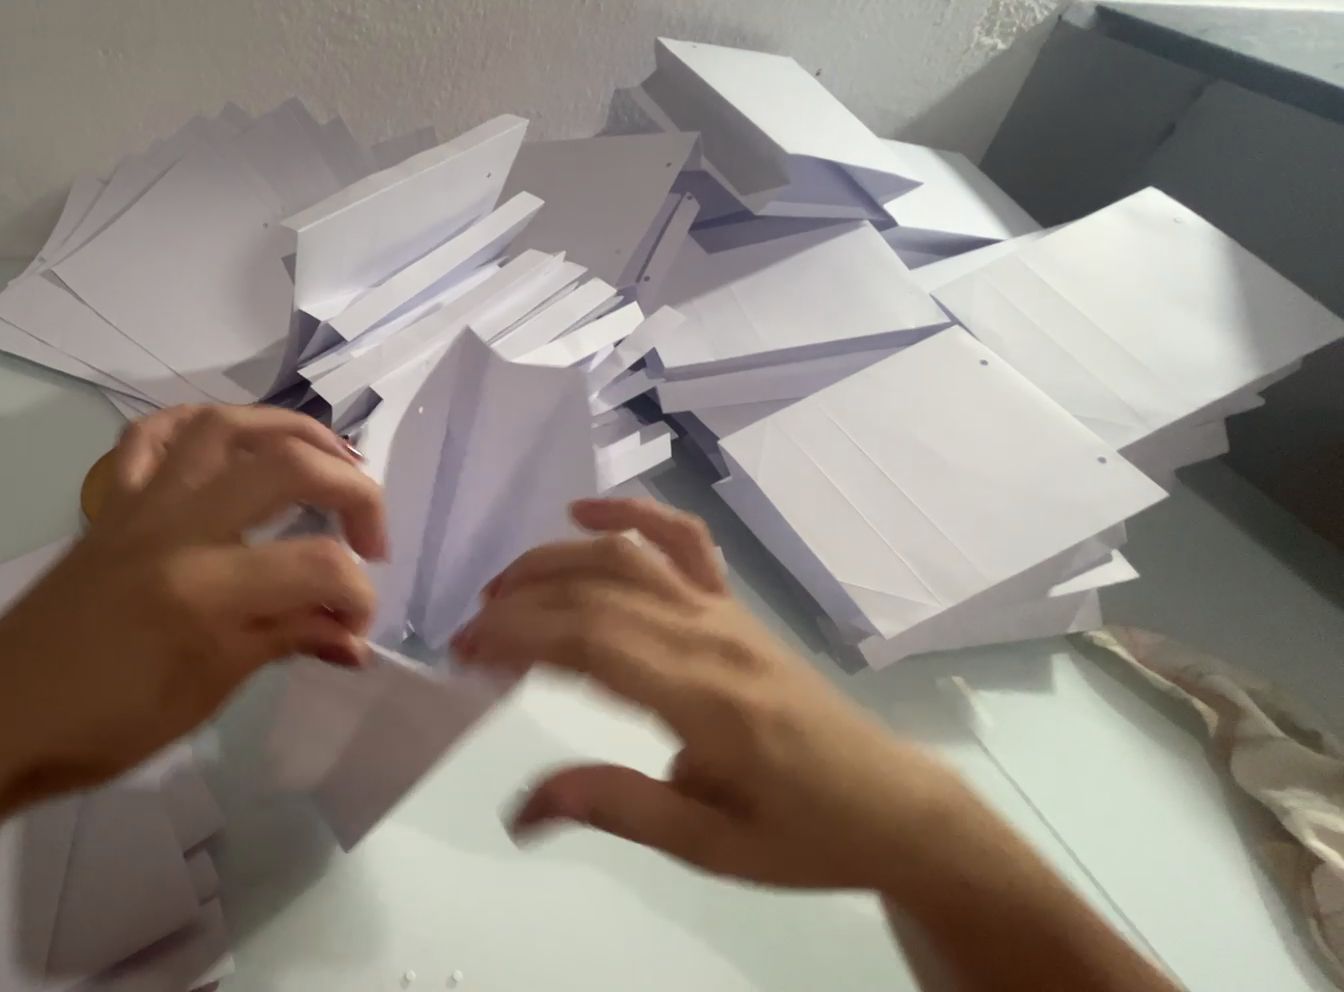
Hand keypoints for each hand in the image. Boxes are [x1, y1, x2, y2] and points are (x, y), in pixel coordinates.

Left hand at [0, 405, 387, 817]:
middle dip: (353, 490)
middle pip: (288, 466)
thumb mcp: (206, 694)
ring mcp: (139, 503)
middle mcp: (176, 525)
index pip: (316, 566)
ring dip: (291, 431)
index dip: (357, 595)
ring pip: (225, 426)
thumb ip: (284, 641)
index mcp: (202, 588)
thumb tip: (351, 635)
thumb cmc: (101, 726)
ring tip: (328, 458)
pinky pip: (155, 435)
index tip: (358, 627)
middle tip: (371, 536)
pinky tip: (232, 443)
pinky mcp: (112, 502)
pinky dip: (202, 424)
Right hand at [453, 497, 980, 894]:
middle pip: (593, 592)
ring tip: (501, 589)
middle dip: (517, 604)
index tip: (466, 653)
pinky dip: (629, 515)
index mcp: (703, 699)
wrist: (893, 808)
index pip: (588, 641)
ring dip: (552, 561)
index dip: (517, 636)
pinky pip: (680, 540)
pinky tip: (583, 513)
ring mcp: (722, 610)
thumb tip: (518, 809)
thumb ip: (614, 808)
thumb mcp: (706, 845)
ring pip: (624, 557)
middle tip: (466, 634)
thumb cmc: (800, 833)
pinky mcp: (732, 604)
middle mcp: (709, 636)